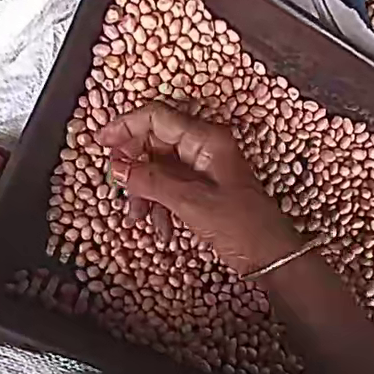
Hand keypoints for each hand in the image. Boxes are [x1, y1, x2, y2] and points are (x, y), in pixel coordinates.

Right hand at [92, 102, 302, 275]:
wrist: (271, 255)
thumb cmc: (243, 227)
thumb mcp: (190, 202)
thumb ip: (151, 181)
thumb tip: (117, 167)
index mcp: (207, 140)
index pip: (156, 117)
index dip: (125, 127)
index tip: (102, 143)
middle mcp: (205, 148)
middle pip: (155, 143)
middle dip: (134, 168)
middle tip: (119, 188)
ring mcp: (205, 169)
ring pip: (160, 169)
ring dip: (145, 193)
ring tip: (140, 219)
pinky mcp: (205, 189)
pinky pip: (172, 187)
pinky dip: (160, 205)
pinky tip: (162, 229)